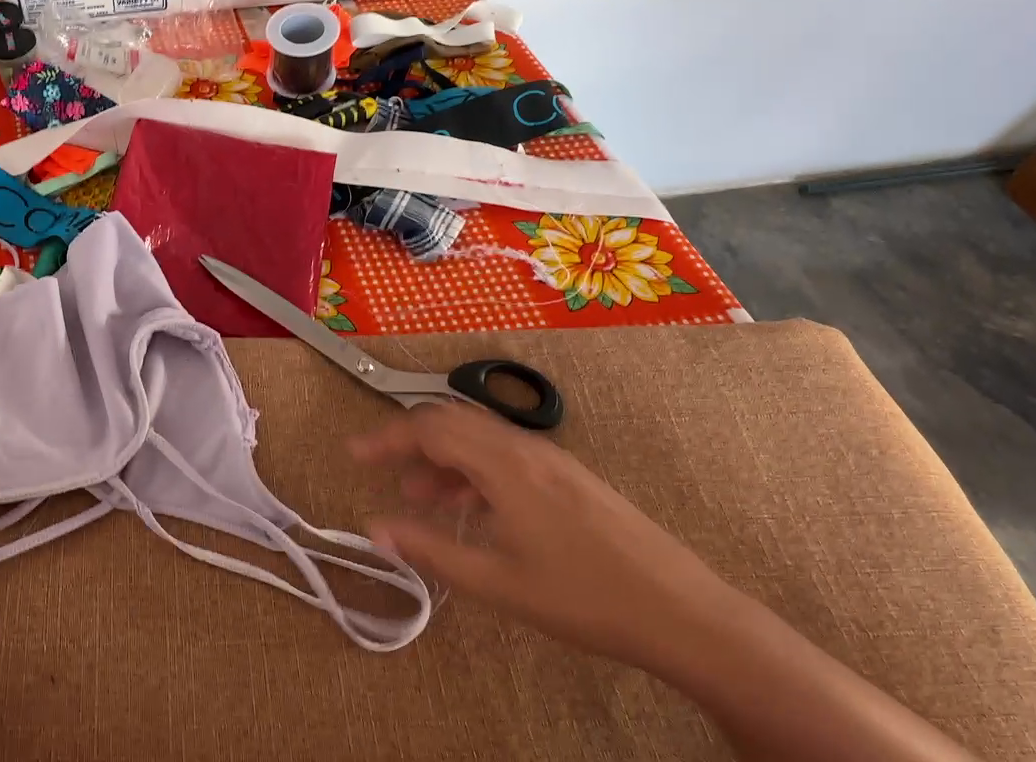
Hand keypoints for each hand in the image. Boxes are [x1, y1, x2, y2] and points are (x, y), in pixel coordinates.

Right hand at [350, 403, 746, 675]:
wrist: (683, 613)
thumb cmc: (583, 597)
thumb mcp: (497, 582)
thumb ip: (431, 549)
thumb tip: (374, 528)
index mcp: (505, 465)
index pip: (430, 428)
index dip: (385, 437)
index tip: (352, 454)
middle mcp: (526, 449)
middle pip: (453, 422)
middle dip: (409, 441)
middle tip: (378, 468)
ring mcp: (553, 461)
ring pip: (481, 439)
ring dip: (442, 459)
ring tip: (418, 497)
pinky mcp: (570, 478)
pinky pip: (506, 457)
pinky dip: (472, 472)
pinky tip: (471, 510)